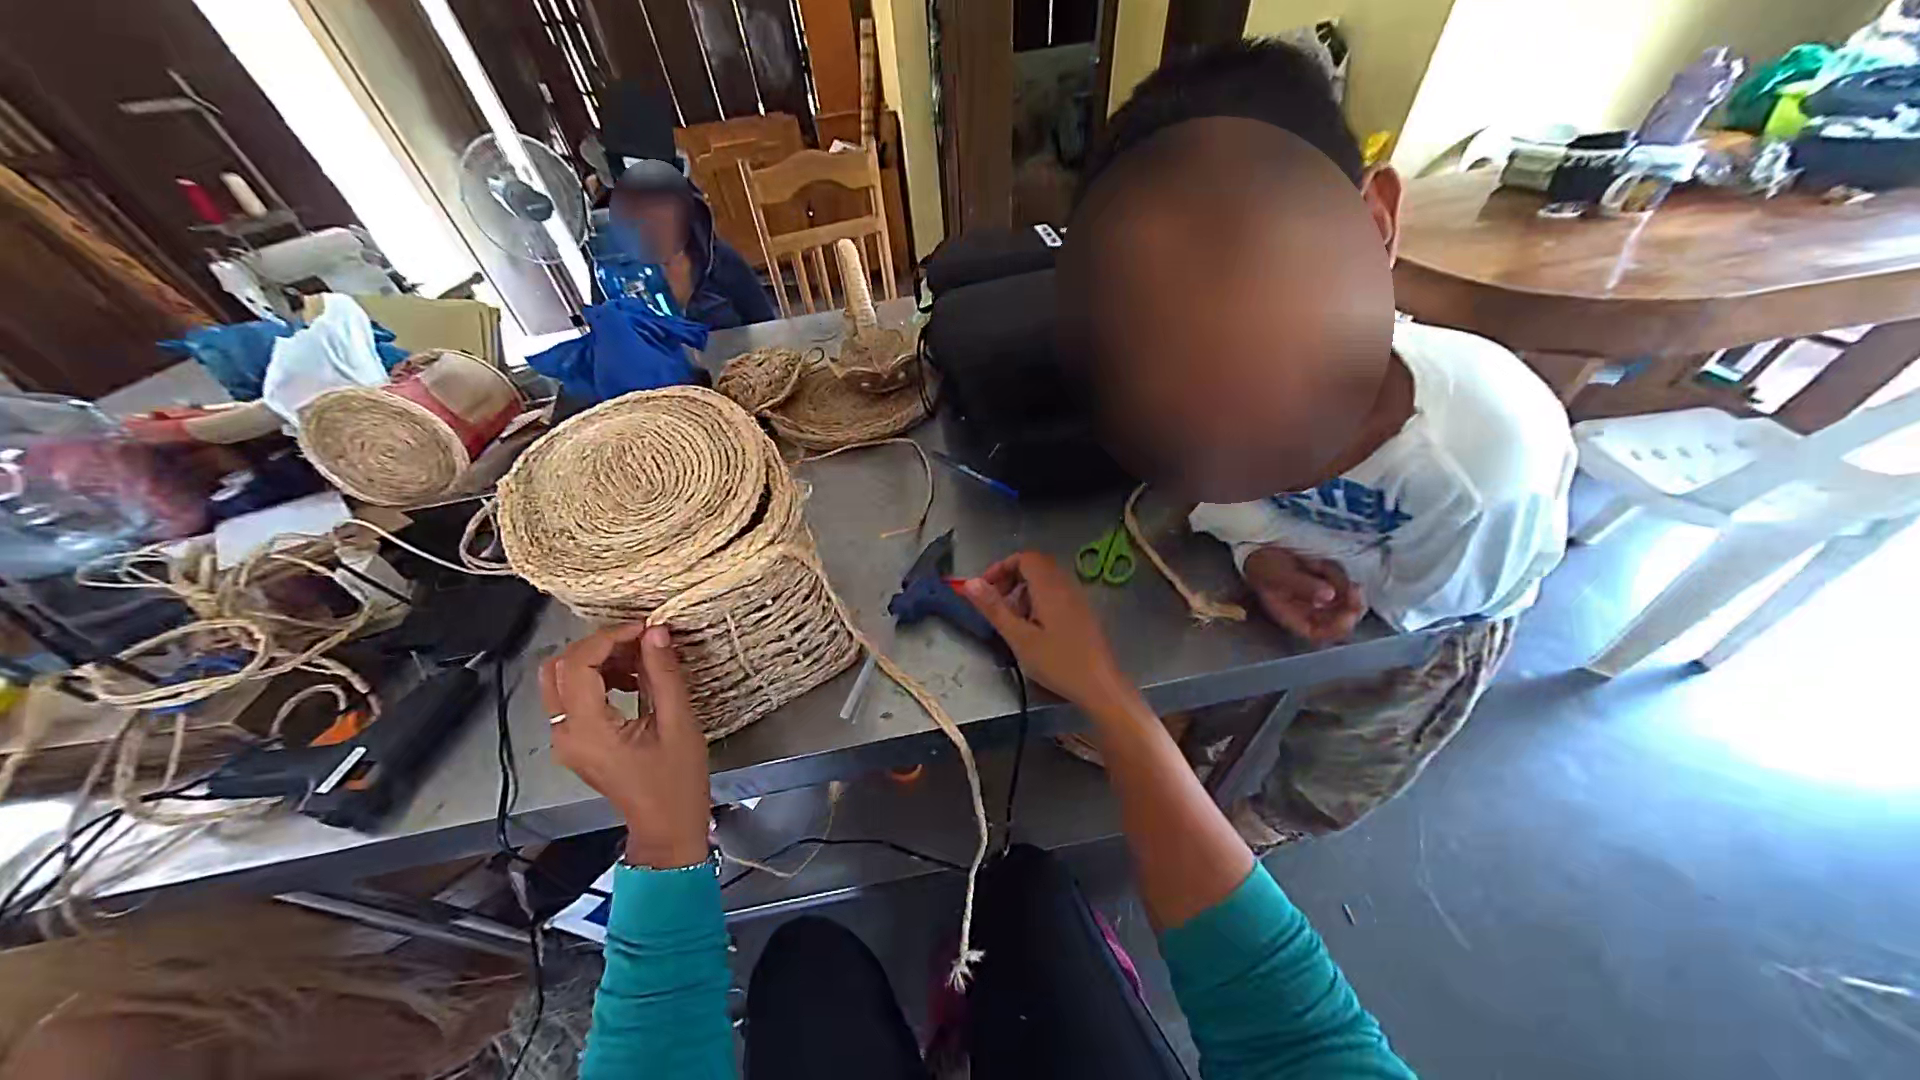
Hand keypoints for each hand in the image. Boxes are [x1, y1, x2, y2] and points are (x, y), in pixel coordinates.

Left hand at [541, 624, 711, 868]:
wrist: (666, 824)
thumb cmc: (676, 779)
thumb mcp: (678, 723)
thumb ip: (663, 674)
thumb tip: (655, 633)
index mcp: (587, 729)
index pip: (578, 664)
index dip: (609, 637)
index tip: (645, 629)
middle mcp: (564, 733)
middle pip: (559, 668)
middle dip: (600, 645)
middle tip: (641, 642)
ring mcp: (565, 739)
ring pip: (563, 679)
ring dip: (599, 660)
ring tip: (643, 661)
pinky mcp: (575, 741)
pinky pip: (573, 696)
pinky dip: (599, 678)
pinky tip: (635, 681)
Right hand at [959, 551, 1133, 710]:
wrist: (1100, 685)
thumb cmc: (1057, 662)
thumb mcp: (1019, 638)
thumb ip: (994, 608)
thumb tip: (970, 583)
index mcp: (1050, 587)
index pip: (1025, 557)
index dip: (1002, 567)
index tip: (986, 589)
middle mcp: (1066, 586)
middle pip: (1036, 565)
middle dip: (1011, 578)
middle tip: (996, 602)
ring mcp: (1077, 598)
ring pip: (1046, 580)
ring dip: (1024, 591)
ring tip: (1013, 619)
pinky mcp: (1082, 612)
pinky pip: (1056, 593)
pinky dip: (1039, 600)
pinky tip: (1034, 628)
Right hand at [1242, 546, 1365, 644]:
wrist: (1261, 551)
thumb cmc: (1264, 567)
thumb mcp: (1279, 576)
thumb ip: (1302, 586)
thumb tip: (1328, 595)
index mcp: (1293, 618)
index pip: (1319, 633)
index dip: (1337, 628)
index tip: (1349, 613)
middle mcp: (1309, 613)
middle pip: (1339, 619)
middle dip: (1350, 604)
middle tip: (1354, 587)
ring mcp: (1321, 600)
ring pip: (1345, 600)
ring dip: (1340, 581)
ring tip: (1319, 565)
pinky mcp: (1327, 586)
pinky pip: (1343, 584)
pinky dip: (1338, 573)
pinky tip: (1321, 565)